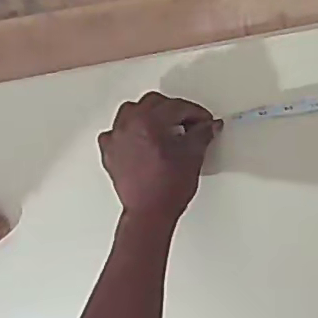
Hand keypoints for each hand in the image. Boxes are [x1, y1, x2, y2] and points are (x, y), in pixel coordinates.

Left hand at [98, 92, 220, 221]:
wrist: (150, 213)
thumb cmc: (166, 190)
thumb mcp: (192, 156)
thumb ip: (202, 134)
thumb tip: (207, 126)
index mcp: (148, 122)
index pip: (176, 106)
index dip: (195, 112)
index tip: (204, 120)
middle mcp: (128, 126)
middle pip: (153, 103)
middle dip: (173, 110)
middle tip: (189, 123)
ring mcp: (116, 139)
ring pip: (131, 112)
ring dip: (149, 115)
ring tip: (165, 128)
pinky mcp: (110, 153)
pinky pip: (117, 132)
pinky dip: (130, 131)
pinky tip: (142, 139)